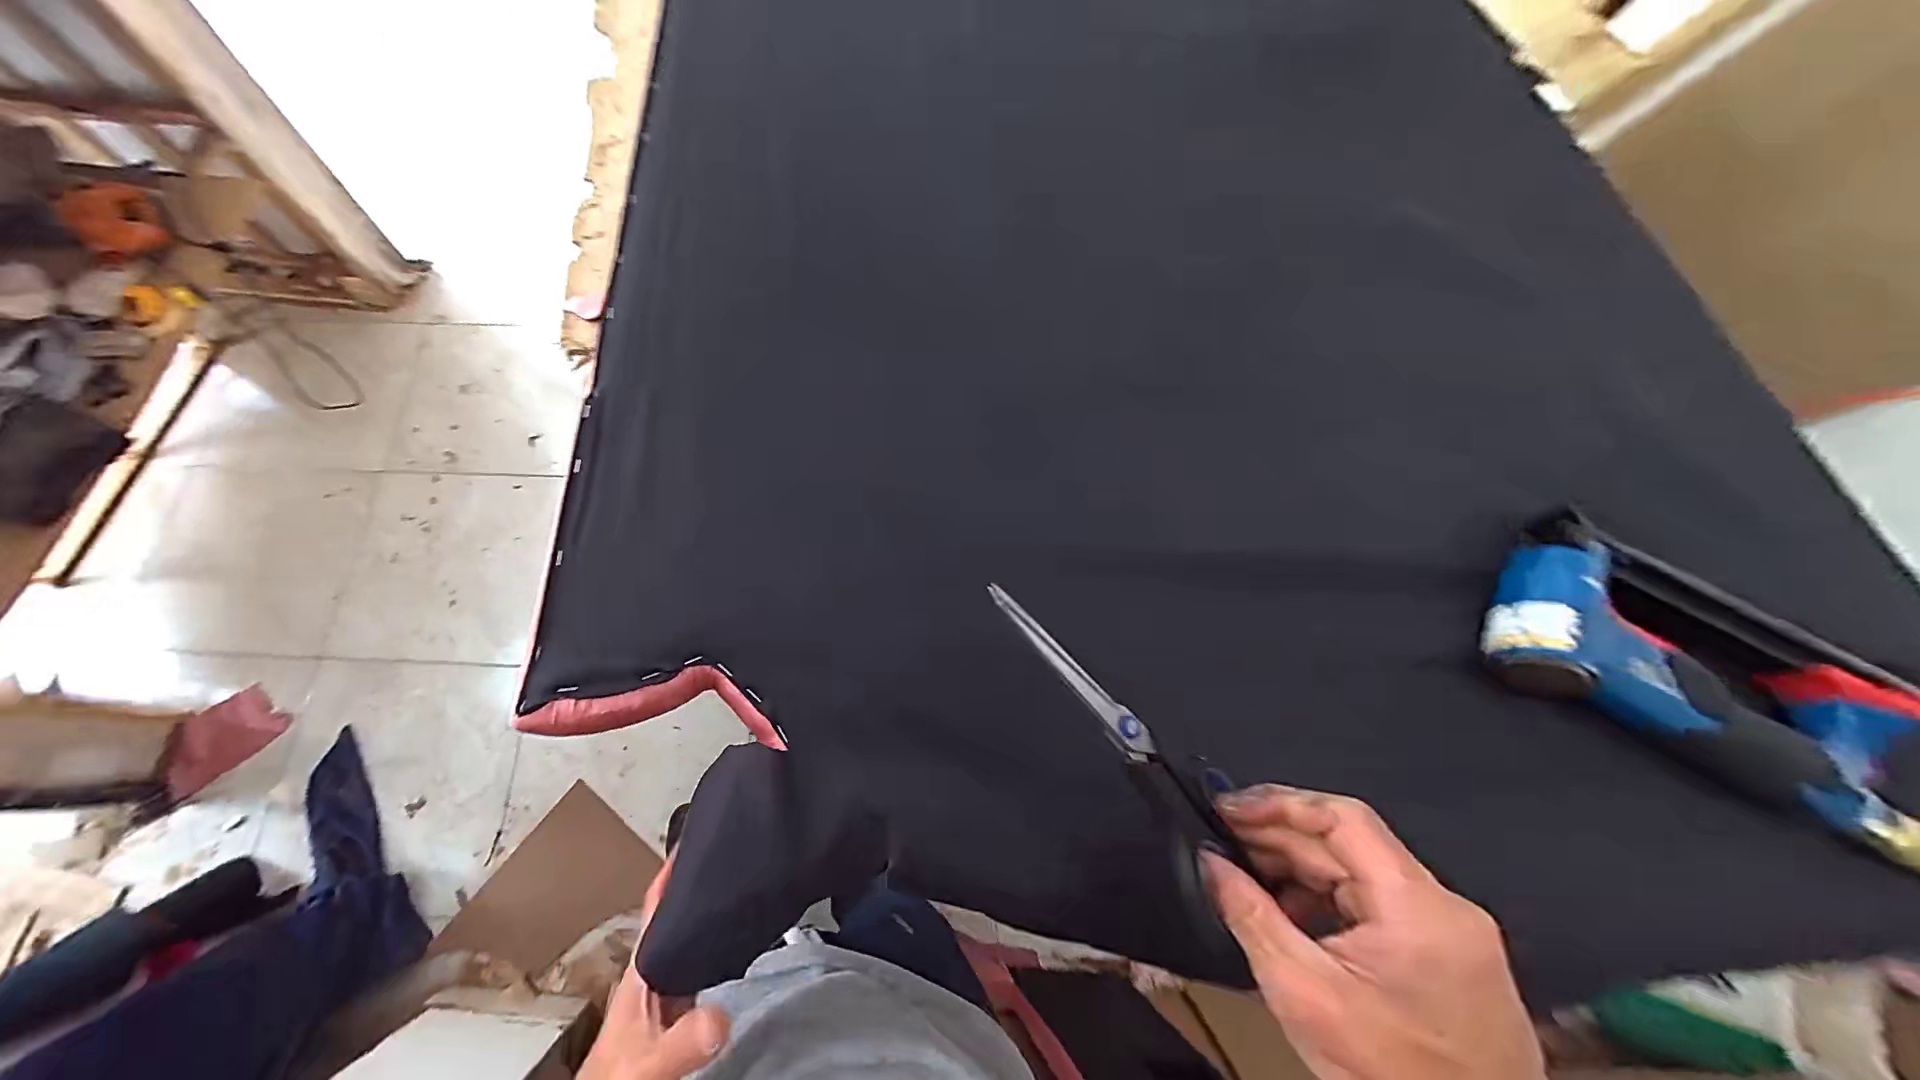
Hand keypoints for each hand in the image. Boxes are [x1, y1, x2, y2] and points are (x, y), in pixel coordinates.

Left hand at [578, 852, 731, 1079]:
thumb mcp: (646, 1066)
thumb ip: (680, 1043)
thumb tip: (721, 1014)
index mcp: (642, 974)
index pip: (656, 909)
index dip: (672, 872)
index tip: (692, 839)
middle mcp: (656, 976)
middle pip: (679, 916)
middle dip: (701, 884)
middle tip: (732, 853)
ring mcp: (669, 994)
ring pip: (693, 939)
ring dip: (712, 915)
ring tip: (741, 886)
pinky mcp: (684, 1014)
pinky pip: (708, 966)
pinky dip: (723, 948)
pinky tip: (742, 945)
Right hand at [1202, 786, 1543, 1079]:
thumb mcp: (1302, 992)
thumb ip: (1249, 914)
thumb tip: (1211, 862)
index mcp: (1418, 908)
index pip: (1343, 818)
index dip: (1279, 803)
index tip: (1228, 808)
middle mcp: (1442, 907)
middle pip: (1347, 844)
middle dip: (1279, 837)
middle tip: (1223, 839)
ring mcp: (1448, 930)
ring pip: (1357, 871)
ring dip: (1296, 868)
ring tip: (1244, 877)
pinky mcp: (1444, 954)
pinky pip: (1371, 902)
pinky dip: (1323, 899)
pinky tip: (1285, 912)